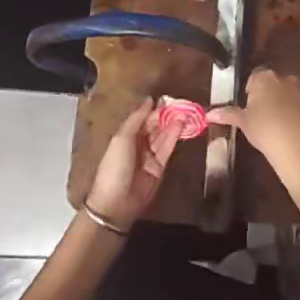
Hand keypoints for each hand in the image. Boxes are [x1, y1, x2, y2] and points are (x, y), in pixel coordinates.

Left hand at [86, 98, 183, 230]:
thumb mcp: (121, 139)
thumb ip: (136, 119)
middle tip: (181, 103)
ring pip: (163, 135)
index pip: (141, 118)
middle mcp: (137, 144)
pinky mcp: (159, 167)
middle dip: (165, 115)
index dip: (153, 108)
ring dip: (173, 124)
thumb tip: (149, 100)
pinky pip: (168, 148)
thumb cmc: (114, 167)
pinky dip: (174, 136)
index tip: (166, 98)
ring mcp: (149, 155)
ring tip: (185, 111)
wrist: (117, 202)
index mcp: (124, 135)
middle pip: (153, 126)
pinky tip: (181, 124)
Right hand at [206, 69, 299, 164]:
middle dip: (273, 92)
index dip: (253, 88)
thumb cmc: (263, 130)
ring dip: (293, 96)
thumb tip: (208, 113)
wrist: (294, 144)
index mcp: (264, 80)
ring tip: (287, 114)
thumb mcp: (242, 123)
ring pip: (297, 88)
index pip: (256, 76)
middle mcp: (285, 79)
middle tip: (266, 111)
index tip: (251, 103)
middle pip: (277, 81)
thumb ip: (228, 114)